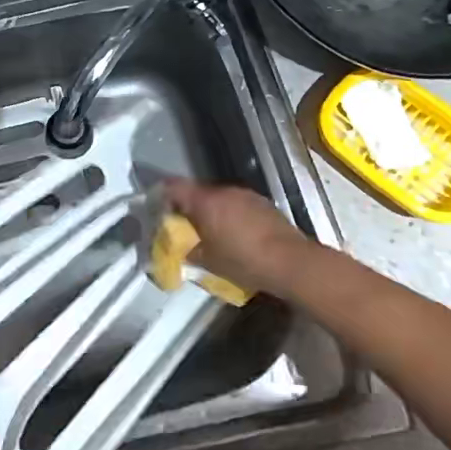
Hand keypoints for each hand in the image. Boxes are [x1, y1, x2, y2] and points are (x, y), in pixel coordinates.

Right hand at [164, 179, 314, 293]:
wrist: (292, 263)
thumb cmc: (243, 261)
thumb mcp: (207, 261)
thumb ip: (188, 250)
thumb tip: (179, 247)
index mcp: (204, 201)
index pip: (173, 187)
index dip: (162, 195)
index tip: (158, 208)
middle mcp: (223, 191)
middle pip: (197, 192)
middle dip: (190, 208)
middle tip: (186, 226)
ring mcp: (246, 195)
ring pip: (220, 198)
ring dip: (213, 212)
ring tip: (214, 233)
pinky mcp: (264, 204)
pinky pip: (239, 205)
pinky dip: (233, 216)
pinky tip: (238, 235)